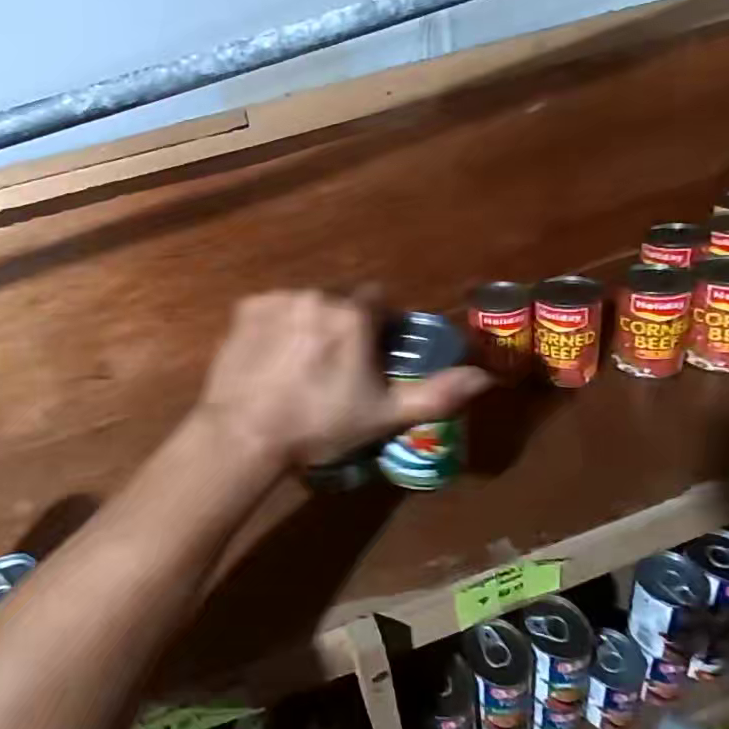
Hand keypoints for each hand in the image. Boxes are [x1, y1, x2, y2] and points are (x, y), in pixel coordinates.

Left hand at [195, 288, 489, 465]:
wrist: (245, 433)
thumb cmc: (318, 426)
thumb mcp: (383, 416)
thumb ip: (435, 394)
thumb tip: (485, 377)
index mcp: (352, 315)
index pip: (377, 301)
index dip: (378, 326)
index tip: (370, 352)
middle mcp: (314, 295)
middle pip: (338, 300)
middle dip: (341, 323)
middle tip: (331, 363)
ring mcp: (275, 300)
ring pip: (302, 303)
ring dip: (306, 322)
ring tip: (295, 363)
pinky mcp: (243, 310)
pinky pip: (269, 310)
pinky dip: (273, 326)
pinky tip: (269, 357)